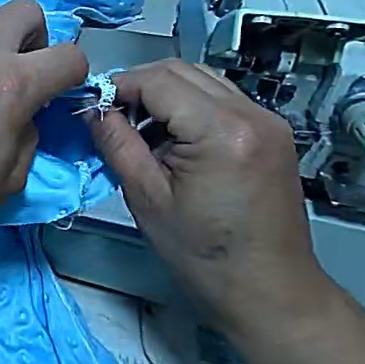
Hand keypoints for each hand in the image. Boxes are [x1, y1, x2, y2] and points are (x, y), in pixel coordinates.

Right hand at [86, 59, 337, 336]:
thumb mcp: (146, 198)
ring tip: (145, 132)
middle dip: (141, 86)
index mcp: (221, 131)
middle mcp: (251, 113)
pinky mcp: (272, 131)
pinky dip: (191, 106)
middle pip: (181, 70)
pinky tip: (176, 139)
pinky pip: (221, 98)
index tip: (95, 108)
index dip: (120, 86)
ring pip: (202, 79)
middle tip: (115, 118)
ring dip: (166, 94)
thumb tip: (92, 108)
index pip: (158, 80)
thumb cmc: (203, 255)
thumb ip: (116, 142)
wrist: (269, 292)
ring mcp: (268, 120)